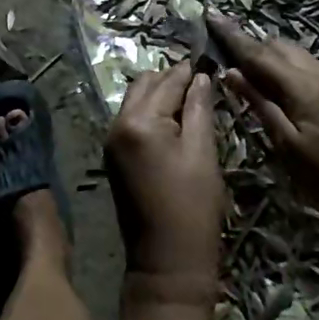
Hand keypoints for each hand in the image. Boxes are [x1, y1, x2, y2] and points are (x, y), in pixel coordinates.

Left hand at [106, 61, 223, 278]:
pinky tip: (173, 117)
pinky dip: (151, 112)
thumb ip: (199, 109)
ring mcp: (111, 140)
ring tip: (191, 96)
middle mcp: (117, 124)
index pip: (167, 83)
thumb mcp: (202, 153)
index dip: (189, 70)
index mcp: (139, 122)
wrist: (167, 263)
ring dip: (160, 94)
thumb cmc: (193, 208)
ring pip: (136, 101)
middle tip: (201, 77)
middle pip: (145, 86)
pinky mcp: (114, 155)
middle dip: (171, 79)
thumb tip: (201, 77)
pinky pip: (131, 119)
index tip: (207, 56)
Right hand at [207, 12, 318, 234]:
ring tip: (265, 82)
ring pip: (301, 56)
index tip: (213, 17)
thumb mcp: (286, 147)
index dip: (234, 36)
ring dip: (279, 61)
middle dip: (256, 49)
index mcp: (305, 89)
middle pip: (281, 46)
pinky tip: (298, 97)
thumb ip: (260, 104)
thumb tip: (231, 72)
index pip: (260, 54)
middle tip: (236, 65)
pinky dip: (300, 74)